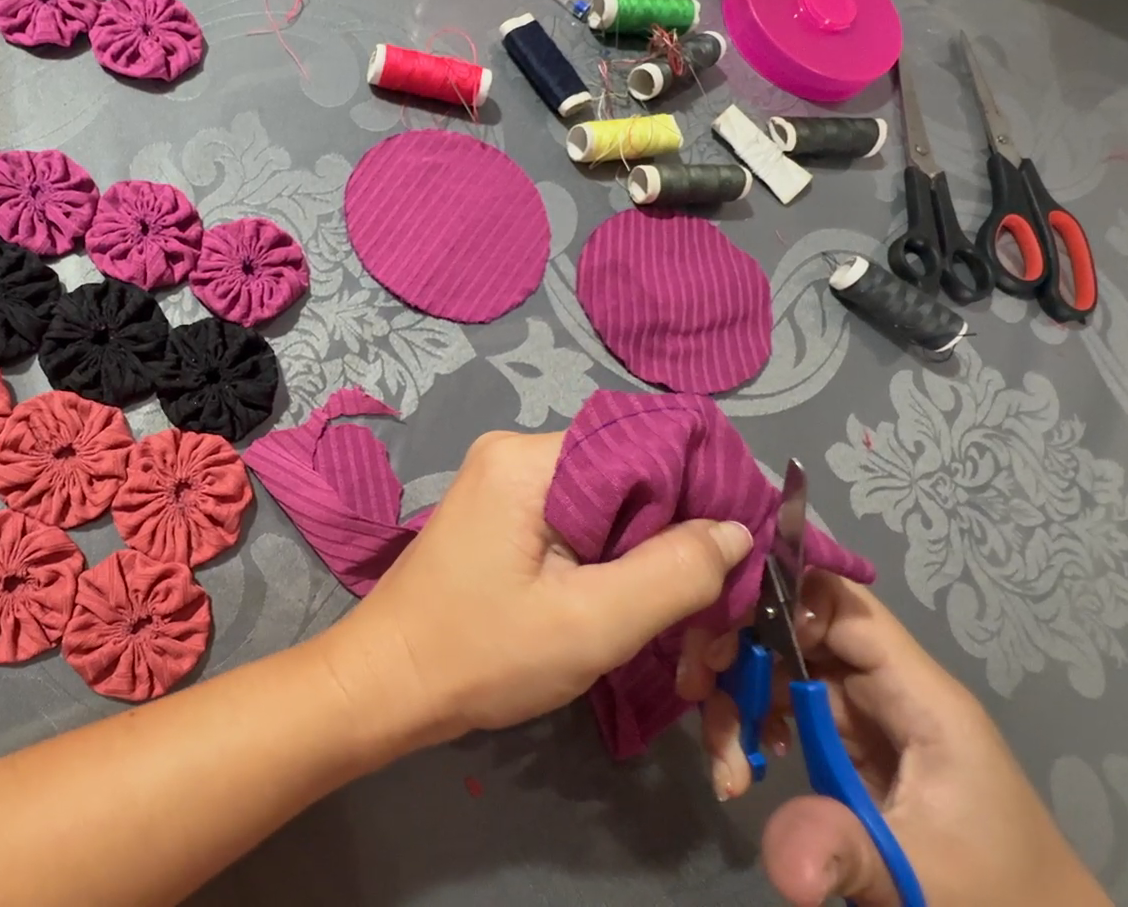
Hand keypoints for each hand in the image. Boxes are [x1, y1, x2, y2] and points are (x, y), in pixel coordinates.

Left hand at [315, 431, 752, 746]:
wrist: (388, 682)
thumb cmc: (480, 655)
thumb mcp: (591, 623)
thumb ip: (674, 572)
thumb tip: (735, 528)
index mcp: (528, 460)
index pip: (649, 445)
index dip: (704, 496)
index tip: (739, 557)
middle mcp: (515, 453)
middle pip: (631, 473)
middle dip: (676, 535)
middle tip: (708, 602)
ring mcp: (504, 483)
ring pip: (610, 502)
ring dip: (646, 554)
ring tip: (672, 611)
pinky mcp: (501, 514)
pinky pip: (578, 519)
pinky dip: (610, 558)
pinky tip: (624, 600)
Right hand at [679, 570, 1110, 906]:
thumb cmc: (997, 898)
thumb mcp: (920, 872)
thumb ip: (844, 848)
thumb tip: (776, 859)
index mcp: (919, 696)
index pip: (841, 606)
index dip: (777, 603)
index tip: (723, 644)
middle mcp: (887, 688)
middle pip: (795, 629)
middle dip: (737, 652)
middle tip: (696, 692)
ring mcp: (862, 711)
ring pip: (778, 665)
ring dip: (735, 698)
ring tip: (724, 761)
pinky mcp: (843, 737)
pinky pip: (780, 703)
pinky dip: (747, 724)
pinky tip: (742, 768)